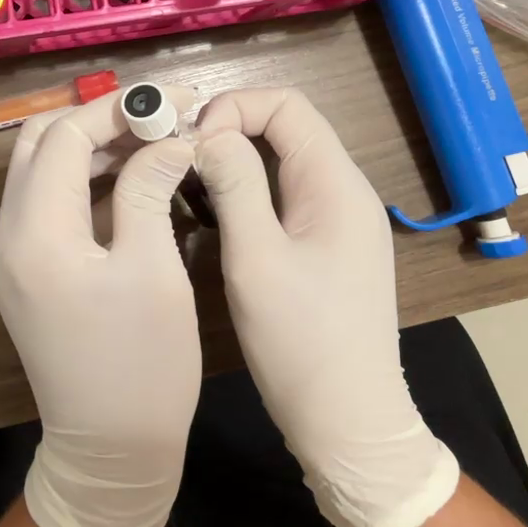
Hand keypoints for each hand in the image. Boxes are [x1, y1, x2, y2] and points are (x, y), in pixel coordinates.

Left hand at [0, 85, 200, 526]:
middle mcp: (6, 234)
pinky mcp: (20, 268)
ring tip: (149, 139)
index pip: (64, 138)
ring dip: (87, 148)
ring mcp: (7, 253)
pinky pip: (43, 203)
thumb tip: (166, 136)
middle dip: (95, 122)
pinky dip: (80, 181)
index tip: (164, 100)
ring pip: (38, 170)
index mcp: (34, 232)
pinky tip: (127, 178)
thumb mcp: (154, 271)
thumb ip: (148, 189)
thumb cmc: (141, 366)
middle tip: (155, 117)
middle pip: (39, 145)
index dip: (113, 110)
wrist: (108, 451)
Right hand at [194, 88, 458, 526]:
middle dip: (228, 127)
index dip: (234, 107)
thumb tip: (207, 131)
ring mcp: (338, 219)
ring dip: (233, 157)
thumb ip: (234, 184)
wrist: (349, 422)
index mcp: (336, 185)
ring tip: (187, 177)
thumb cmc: (301, 341)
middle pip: (285, 126)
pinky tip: (212, 209)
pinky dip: (245, 186)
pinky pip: (284, 191)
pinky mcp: (326, 243)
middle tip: (178, 154)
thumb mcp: (256, 258)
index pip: (286, 105)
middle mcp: (344, 191)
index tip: (191, 140)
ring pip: (281, 158)